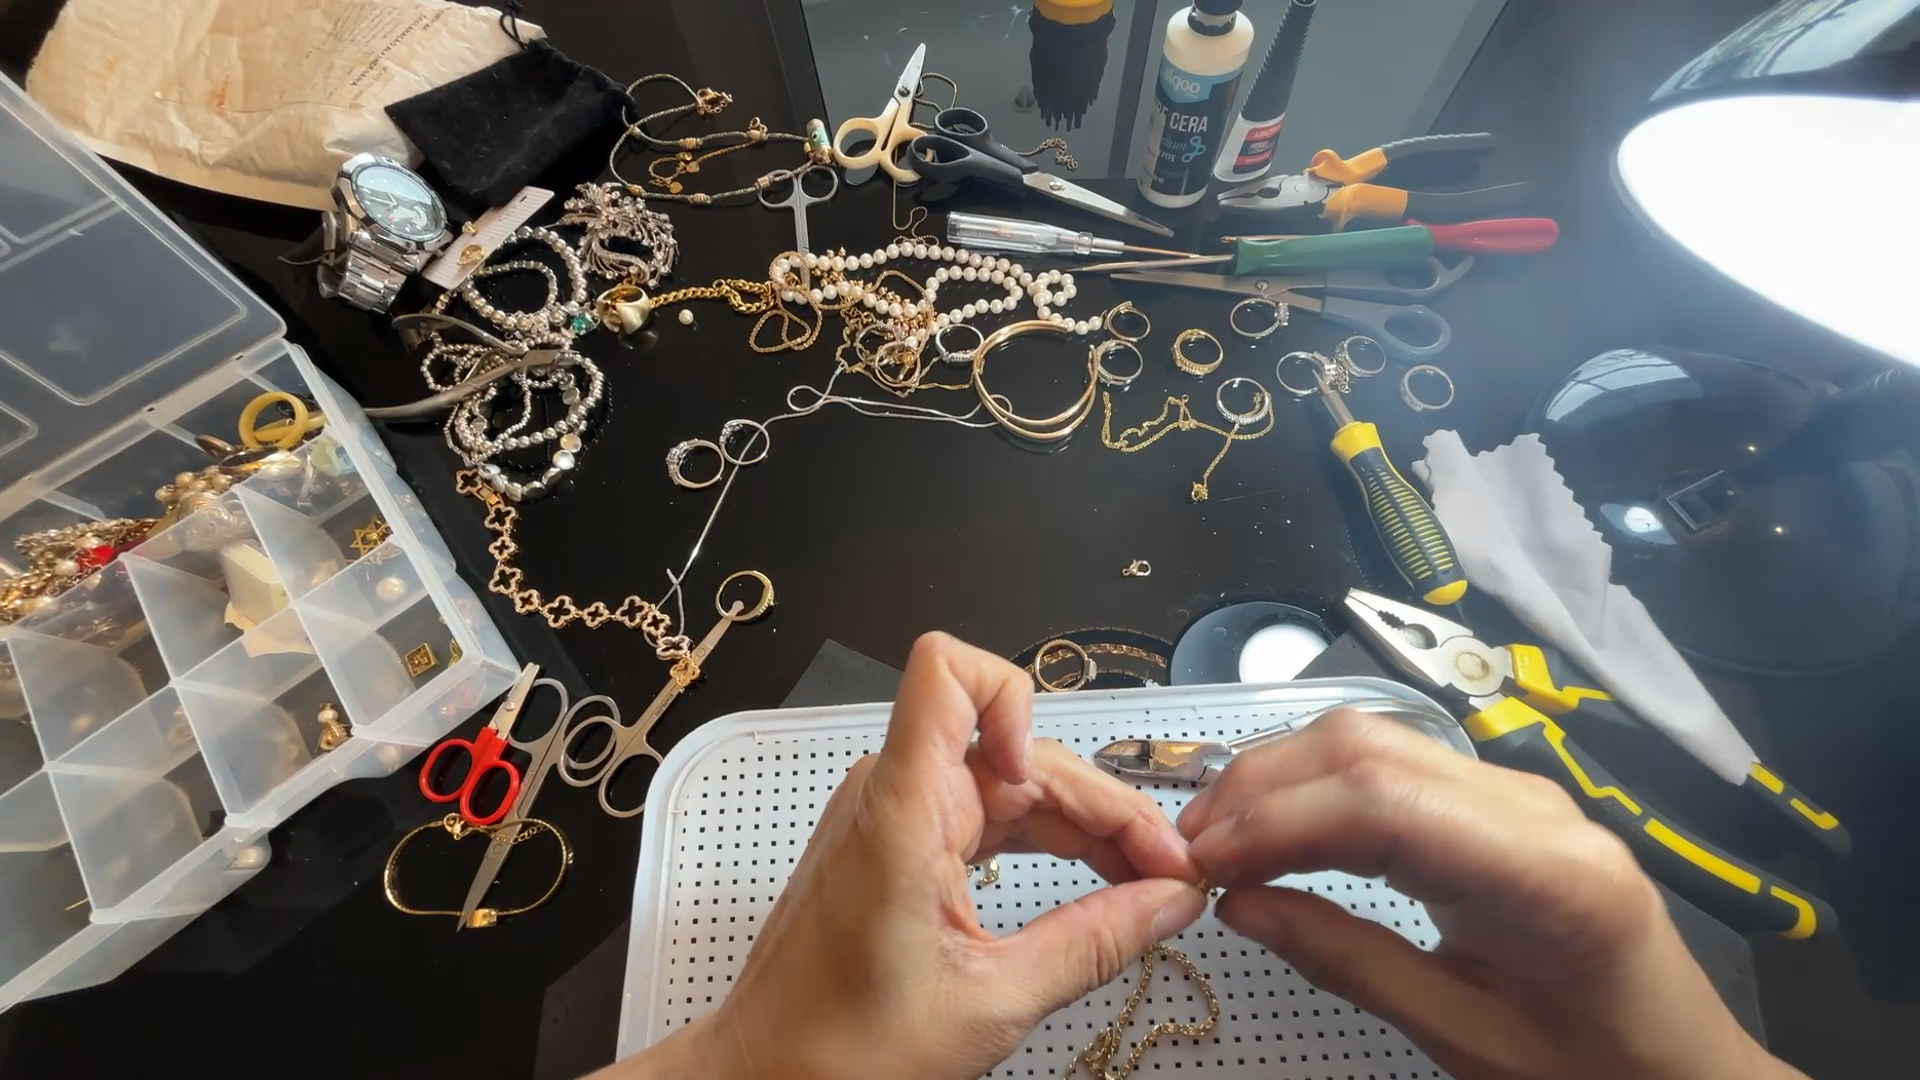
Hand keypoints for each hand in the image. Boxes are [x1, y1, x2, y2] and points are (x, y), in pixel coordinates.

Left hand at [602, 632, 1205, 1079]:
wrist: (768, 1070)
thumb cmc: (843, 1046)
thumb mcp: (990, 1002)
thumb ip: (1094, 943)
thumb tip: (1169, 901)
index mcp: (902, 808)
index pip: (942, 671)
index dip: (1010, 696)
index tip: (1049, 777)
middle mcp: (902, 784)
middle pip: (1023, 745)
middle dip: (1103, 800)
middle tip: (1169, 868)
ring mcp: (907, 802)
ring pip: (1021, 778)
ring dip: (1089, 823)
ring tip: (1151, 880)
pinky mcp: (913, 826)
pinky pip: (998, 809)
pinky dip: (1052, 838)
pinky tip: (1100, 877)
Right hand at [1179, 708, 1805, 1079]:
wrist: (1685, 1071)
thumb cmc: (1590, 1072)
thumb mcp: (1463, 1039)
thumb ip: (1343, 960)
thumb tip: (1234, 905)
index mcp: (1547, 872)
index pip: (1381, 803)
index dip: (1277, 820)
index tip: (1206, 862)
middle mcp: (1526, 802)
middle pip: (1362, 748)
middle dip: (1260, 786)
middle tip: (1195, 844)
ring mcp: (1503, 782)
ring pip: (1359, 737)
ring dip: (1273, 775)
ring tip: (1219, 830)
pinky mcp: (1477, 786)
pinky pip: (1374, 758)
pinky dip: (1304, 781)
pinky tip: (1271, 818)